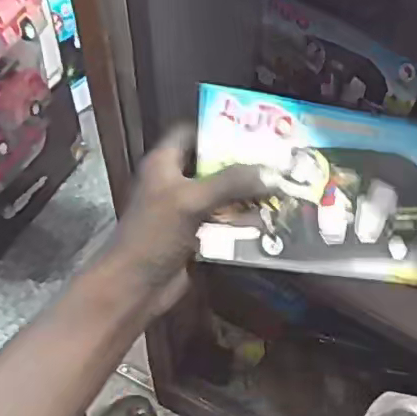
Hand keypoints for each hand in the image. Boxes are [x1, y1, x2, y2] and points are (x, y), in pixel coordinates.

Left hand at [103, 124, 274, 314]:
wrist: (136, 286)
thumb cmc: (154, 235)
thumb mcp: (191, 200)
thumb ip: (231, 182)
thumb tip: (272, 172)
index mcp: (164, 164)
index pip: (190, 133)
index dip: (217, 129)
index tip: (253, 131)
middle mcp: (175, 184)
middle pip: (212, 166)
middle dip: (243, 165)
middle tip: (277, 162)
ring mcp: (185, 212)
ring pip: (222, 197)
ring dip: (247, 196)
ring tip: (280, 189)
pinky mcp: (196, 238)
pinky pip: (224, 224)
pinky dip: (243, 223)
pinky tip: (269, 221)